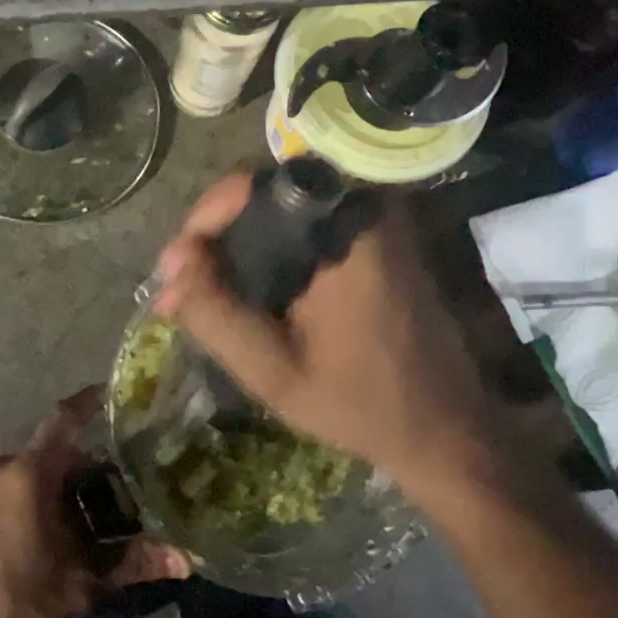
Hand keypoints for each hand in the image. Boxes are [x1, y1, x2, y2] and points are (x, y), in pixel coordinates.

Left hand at [0, 385, 189, 617]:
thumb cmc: (21, 600)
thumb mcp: (82, 582)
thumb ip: (133, 564)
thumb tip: (186, 559)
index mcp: (29, 472)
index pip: (64, 420)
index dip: (87, 402)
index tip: (109, 391)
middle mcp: (1, 470)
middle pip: (51, 453)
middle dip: (83, 469)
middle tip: (115, 493)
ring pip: (29, 474)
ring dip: (57, 489)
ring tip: (86, 521)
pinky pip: (8, 492)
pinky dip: (32, 502)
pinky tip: (48, 538)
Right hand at [154, 173, 505, 494]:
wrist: (445, 430)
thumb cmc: (360, 403)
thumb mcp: (273, 371)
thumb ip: (215, 314)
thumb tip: (172, 266)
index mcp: (343, 230)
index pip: (250, 187)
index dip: (202, 221)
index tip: (174, 270)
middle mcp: (362, 209)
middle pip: (263, 196)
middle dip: (213, 239)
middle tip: (180, 287)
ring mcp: (374, 222)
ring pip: (280, 212)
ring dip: (236, 248)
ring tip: (200, 294)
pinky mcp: (377, 240)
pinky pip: (306, 229)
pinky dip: (267, 255)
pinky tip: (242, 294)